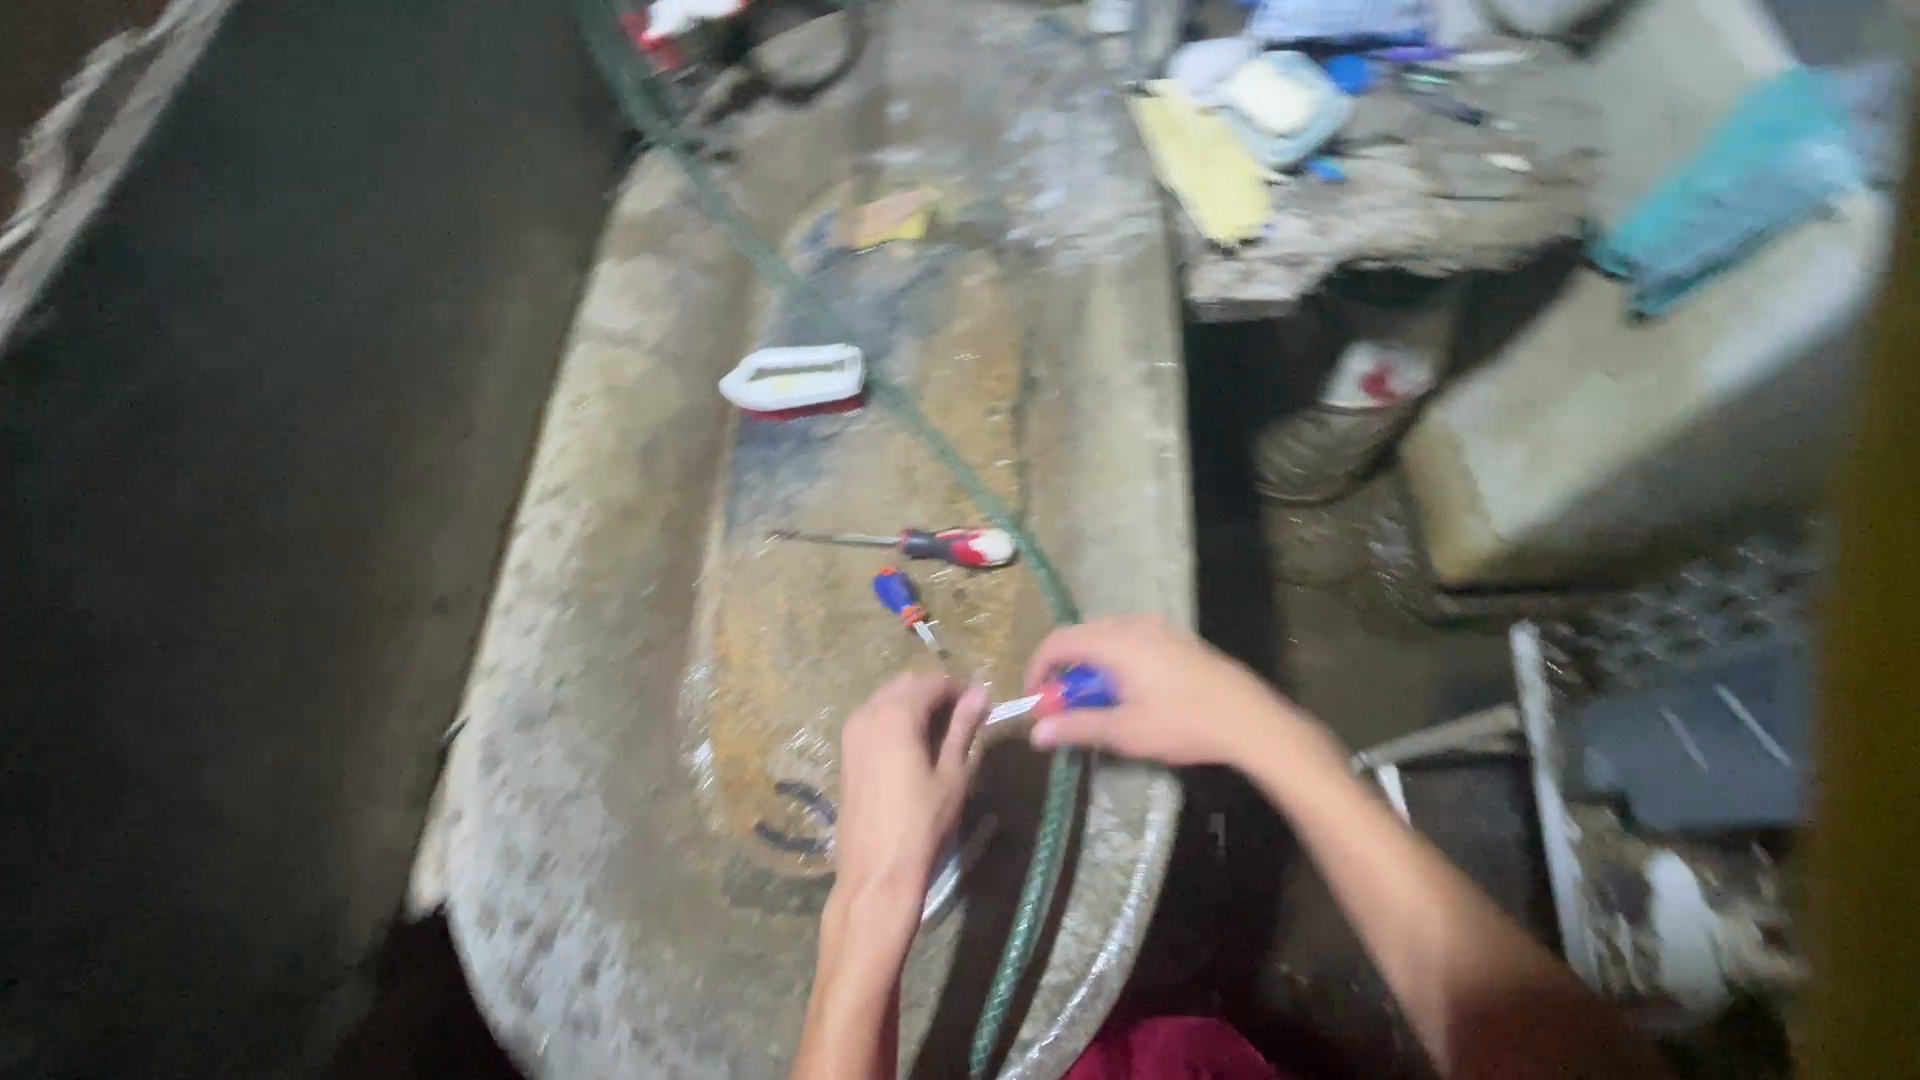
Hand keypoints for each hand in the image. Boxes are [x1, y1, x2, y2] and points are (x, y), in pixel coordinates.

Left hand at [834, 671, 986, 899]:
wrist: (876, 871)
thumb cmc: (922, 823)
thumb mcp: (951, 773)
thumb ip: (963, 727)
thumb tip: (981, 693)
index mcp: (896, 713)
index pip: (932, 681)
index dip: (958, 688)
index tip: (979, 705)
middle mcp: (868, 712)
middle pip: (906, 684)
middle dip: (935, 692)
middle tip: (963, 716)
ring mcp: (851, 731)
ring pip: (887, 698)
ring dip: (914, 703)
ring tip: (940, 731)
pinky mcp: (845, 750)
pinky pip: (873, 717)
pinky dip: (895, 718)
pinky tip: (913, 744)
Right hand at [1023, 614, 1331, 768]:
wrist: (1250, 719)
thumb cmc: (1182, 723)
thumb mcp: (1124, 731)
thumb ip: (1075, 727)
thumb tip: (1035, 733)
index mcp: (1114, 641)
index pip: (1057, 642)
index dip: (1038, 669)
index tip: (1036, 700)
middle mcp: (1132, 624)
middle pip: (1080, 637)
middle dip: (1064, 671)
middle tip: (1063, 707)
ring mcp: (1157, 627)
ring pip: (1105, 638)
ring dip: (1090, 667)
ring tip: (1097, 703)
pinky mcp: (1175, 637)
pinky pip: (1129, 640)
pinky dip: (1113, 661)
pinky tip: (1128, 693)